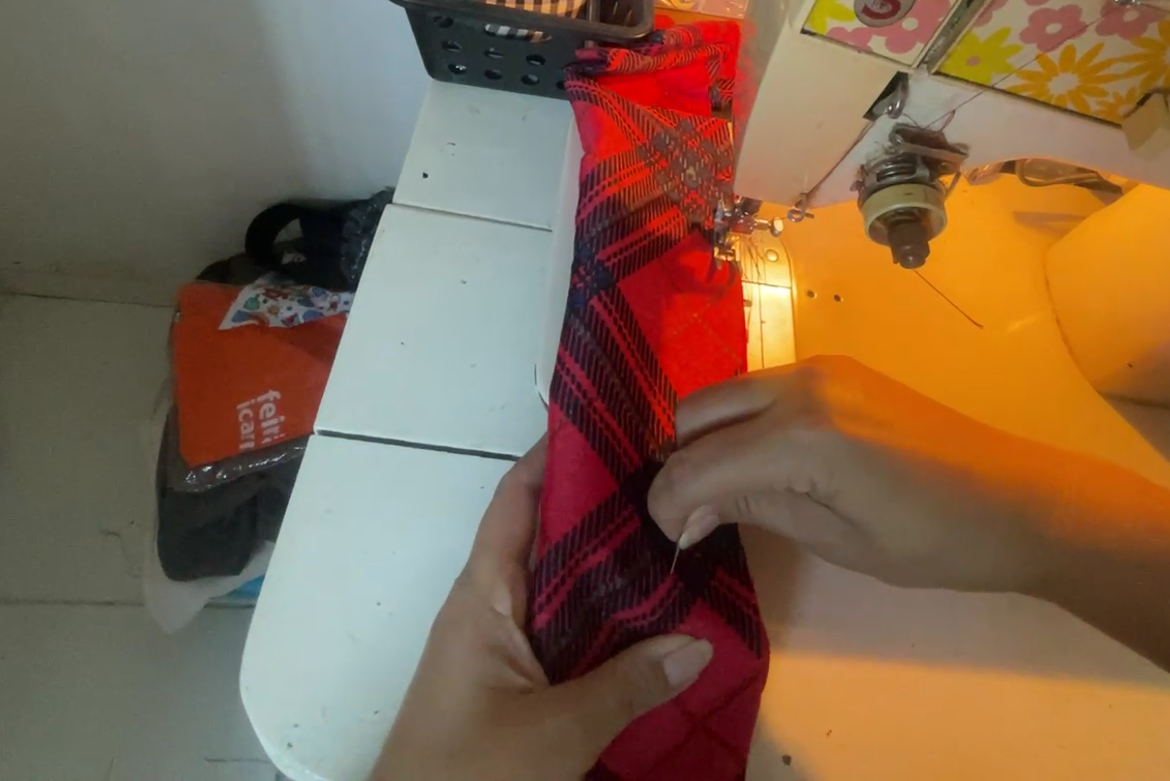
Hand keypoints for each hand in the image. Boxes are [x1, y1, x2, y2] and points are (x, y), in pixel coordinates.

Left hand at [371, 441, 715, 780]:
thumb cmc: (467, 776)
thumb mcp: (554, 735)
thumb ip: (628, 686)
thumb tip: (702, 641)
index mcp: (482, 593)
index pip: (516, 498)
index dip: (553, 455)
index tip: (607, 425)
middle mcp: (491, 602)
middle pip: (543, 531)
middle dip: (595, 499)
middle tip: (661, 474)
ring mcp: (502, 640)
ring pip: (557, 578)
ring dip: (602, 553)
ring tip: (666, 525)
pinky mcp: (515, 675)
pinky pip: (563, 620)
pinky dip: (600, 604)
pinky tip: (645, 606)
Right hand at [645, 355, 1169, 592]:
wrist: (1018, 497)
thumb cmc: (934, 541)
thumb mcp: (837, 541)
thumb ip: (754, 509)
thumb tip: (686, 508)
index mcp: (801, 436)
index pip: (697, 463)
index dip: (668, 503)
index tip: (671, 538)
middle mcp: (799, 383)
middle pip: (697, 411)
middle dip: (680, 462)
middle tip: (696, 514)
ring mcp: (817, 366)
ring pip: (726, 393)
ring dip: (711, 438)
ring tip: (728, 489)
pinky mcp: (833, 365)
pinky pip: (761, 388)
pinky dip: (744, 421)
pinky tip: (766, 459)